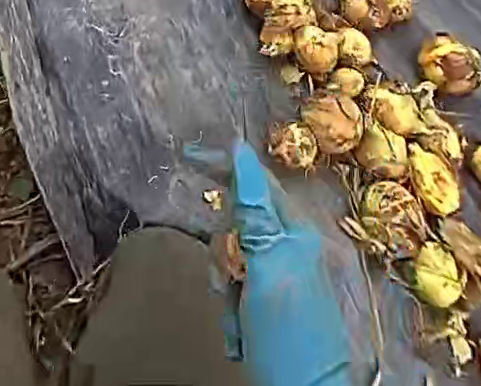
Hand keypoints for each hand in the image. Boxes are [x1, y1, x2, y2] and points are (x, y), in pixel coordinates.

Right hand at [231, 140, 350, 385]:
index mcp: (292, 227)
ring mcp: (278, 270)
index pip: (253, 179)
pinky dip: (231, 305)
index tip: (188, 156)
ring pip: (232, 252)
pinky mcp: (268, 297)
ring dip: (225, 280)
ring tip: (236, 312)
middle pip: (237, 218)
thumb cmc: (287, 332)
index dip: (222, 165)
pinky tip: (240, 330)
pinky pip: (236, 284)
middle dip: (222, 246)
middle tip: (226, 278)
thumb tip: (240, 147)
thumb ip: (252, 208)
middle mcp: (286, 242)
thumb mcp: (265, 264)